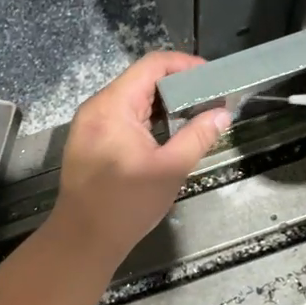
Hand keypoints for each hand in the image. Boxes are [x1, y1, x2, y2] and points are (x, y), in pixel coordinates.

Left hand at [47, 52, 230, 263]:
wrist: (83, 239)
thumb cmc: (126, 205)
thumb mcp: (170, 169)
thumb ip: (198, 136)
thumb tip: (222, 113)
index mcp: (113, 106)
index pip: (152, 65)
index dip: (185, 65)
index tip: (212, 79)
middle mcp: (97, 106)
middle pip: (141, 79)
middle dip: (177, 86)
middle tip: (208, 99)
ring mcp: (89, 123)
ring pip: (132, 98)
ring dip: (163, 104)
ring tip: (193, 115)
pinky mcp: (88, 140)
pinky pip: (121, 116)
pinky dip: (146, 118)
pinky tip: (167, 133)